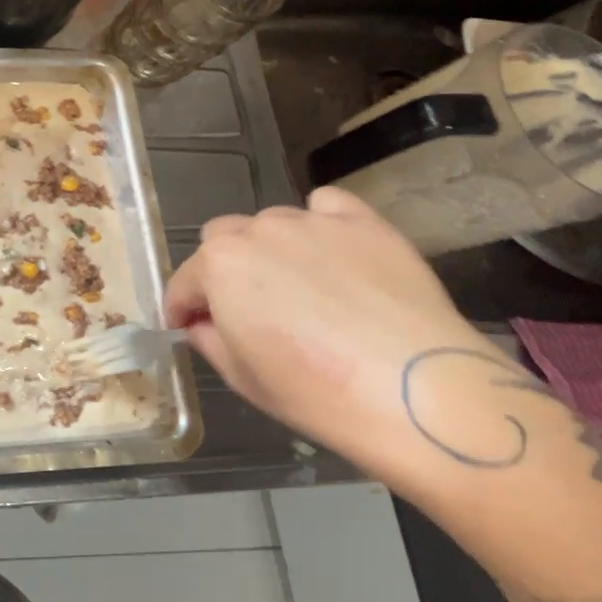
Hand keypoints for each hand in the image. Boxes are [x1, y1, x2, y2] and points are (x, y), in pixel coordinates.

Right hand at [165, 187, 497, 475]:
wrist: (419, 393)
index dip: (183, 308)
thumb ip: (209, 340)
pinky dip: (320, 223)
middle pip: (222, 238)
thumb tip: (203, 323)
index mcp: (218, 267)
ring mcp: (312, 222)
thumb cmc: (318, 394)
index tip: (189, 326)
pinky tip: (333, 253)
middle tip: (249, 310)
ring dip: (271, 250)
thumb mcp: (243, 379)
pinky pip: (327, 206)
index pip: (183, 282)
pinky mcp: (363, 223)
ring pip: (272, 224)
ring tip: (301, 288)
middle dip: (224, 271)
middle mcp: (257, 231)